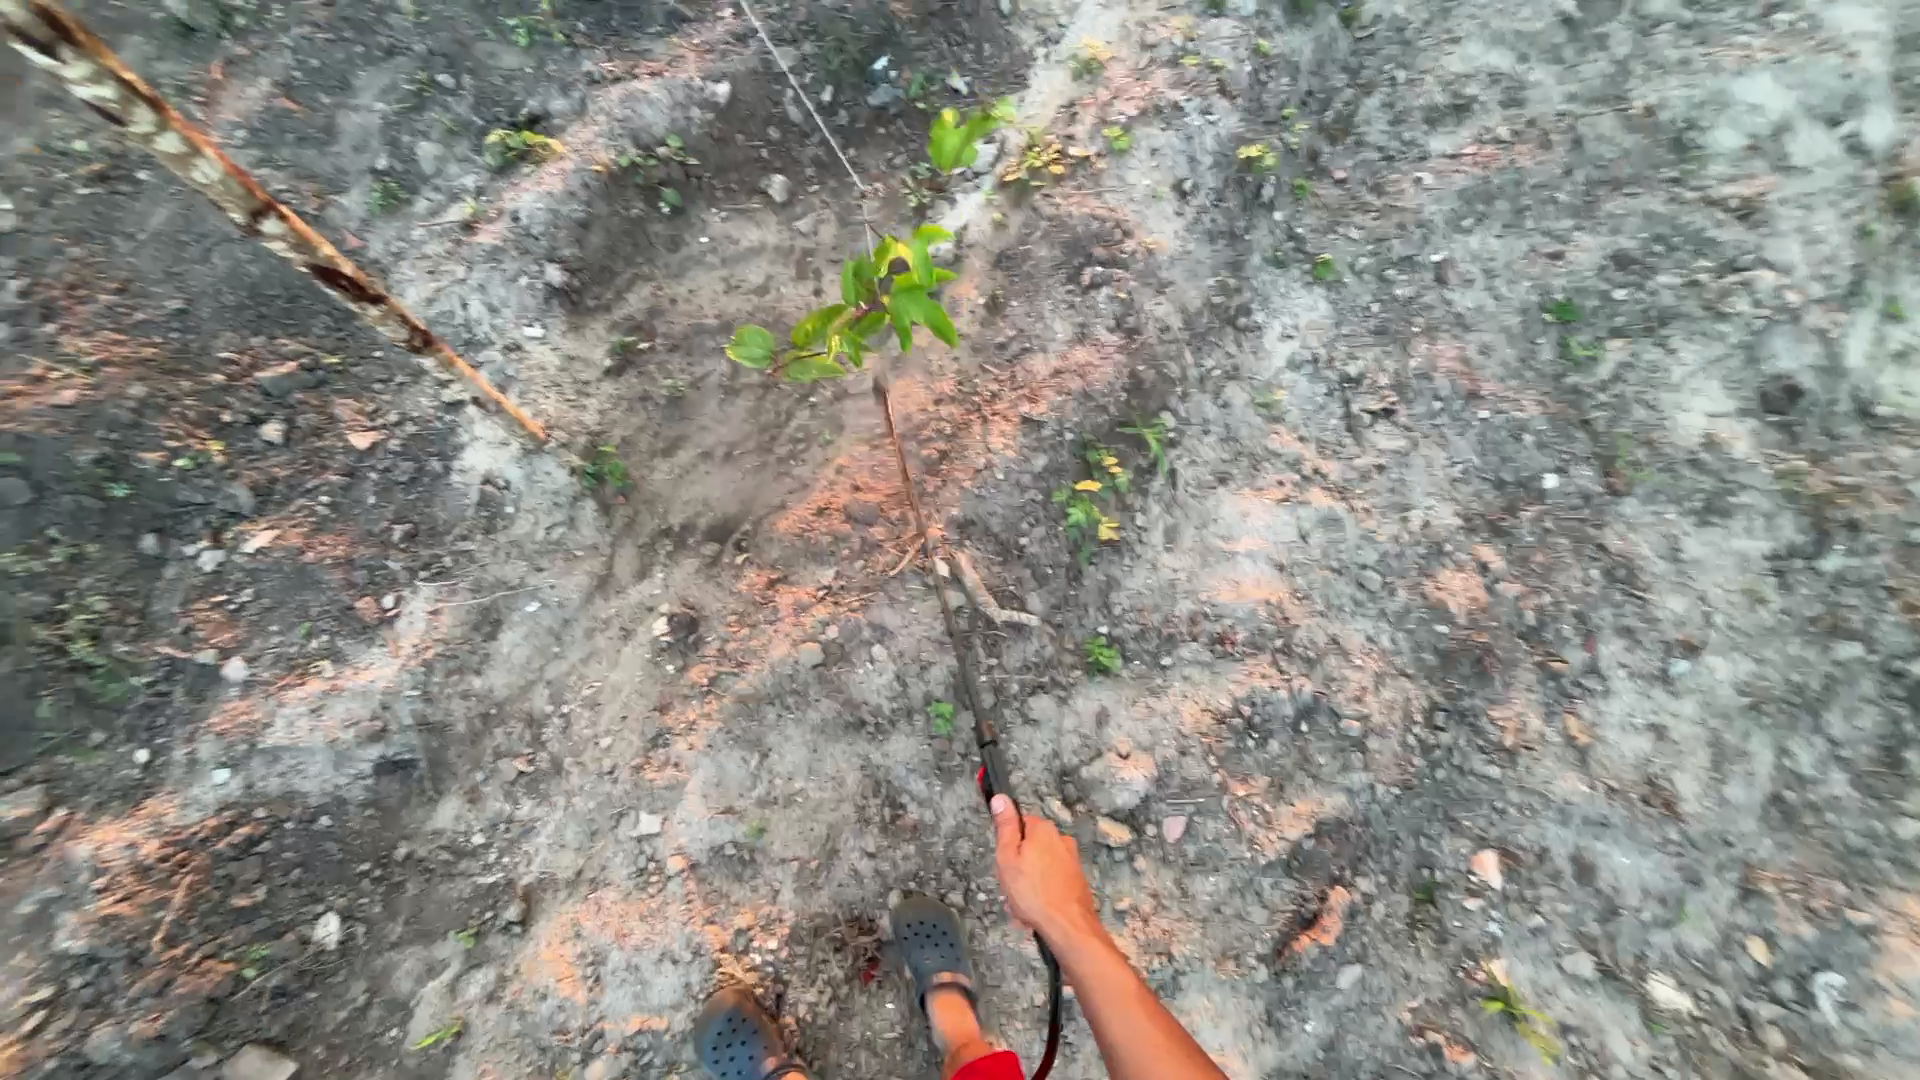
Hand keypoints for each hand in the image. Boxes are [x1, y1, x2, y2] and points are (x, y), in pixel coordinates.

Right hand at [989, 794, 1103, 947]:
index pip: (1020, 824)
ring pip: (1042, 864)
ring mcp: (1072, 859)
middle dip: (1021, 864)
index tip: (1006, 864)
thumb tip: (1000, 797)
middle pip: (1032, 845)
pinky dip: (1044, 890)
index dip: (1010, 844)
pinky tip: (1038, 910)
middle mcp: (1061, 838)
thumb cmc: (1032, 892)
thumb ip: (1005, 827)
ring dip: (1031, 880)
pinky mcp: (1078, 878)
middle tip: (1013, 887)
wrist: (1069, 926)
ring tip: (1023, 904)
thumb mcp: (1008, 857)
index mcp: (1043, 828)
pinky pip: (1053, 879)